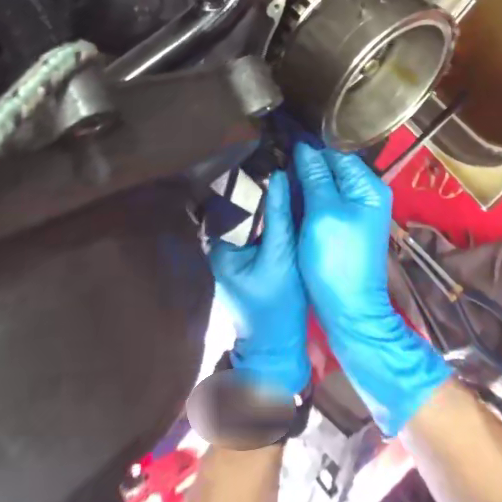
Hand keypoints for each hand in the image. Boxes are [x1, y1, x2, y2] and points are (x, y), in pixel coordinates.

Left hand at [207, 171, 308, 399]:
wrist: (277, 345)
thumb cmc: (278, 304)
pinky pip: (252, 228)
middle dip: (255, 185)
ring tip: (282, 172)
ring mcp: (229, 253)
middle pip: (235, 205)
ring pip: (245, 215)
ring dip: (261, 198)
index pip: (228, 201)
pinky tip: (283, 199)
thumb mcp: (282, 257)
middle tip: (278, 160)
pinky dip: (265, 214)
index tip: (266, 156)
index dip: (247, 178)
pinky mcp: (243, 258)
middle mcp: (218, 246)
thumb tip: (280, 177)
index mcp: (218, 246)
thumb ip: (280, 217)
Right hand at [291, 142, 450, 434]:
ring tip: (272, 175)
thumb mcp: (323, 214)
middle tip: (270, 158)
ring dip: (301, 182)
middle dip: (303, 165)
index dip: (308, 149)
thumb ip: (315, 178)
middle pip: (330, 168)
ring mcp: (353, 212)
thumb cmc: (336, 259)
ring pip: (323, 186)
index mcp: (368, 187)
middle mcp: (364, 195)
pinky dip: (304, 200)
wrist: (348, 310)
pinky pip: (321, 204)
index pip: (336, 154)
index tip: (278, 141)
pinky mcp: (340, 228)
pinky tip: (283, 197)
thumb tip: (304, 148)